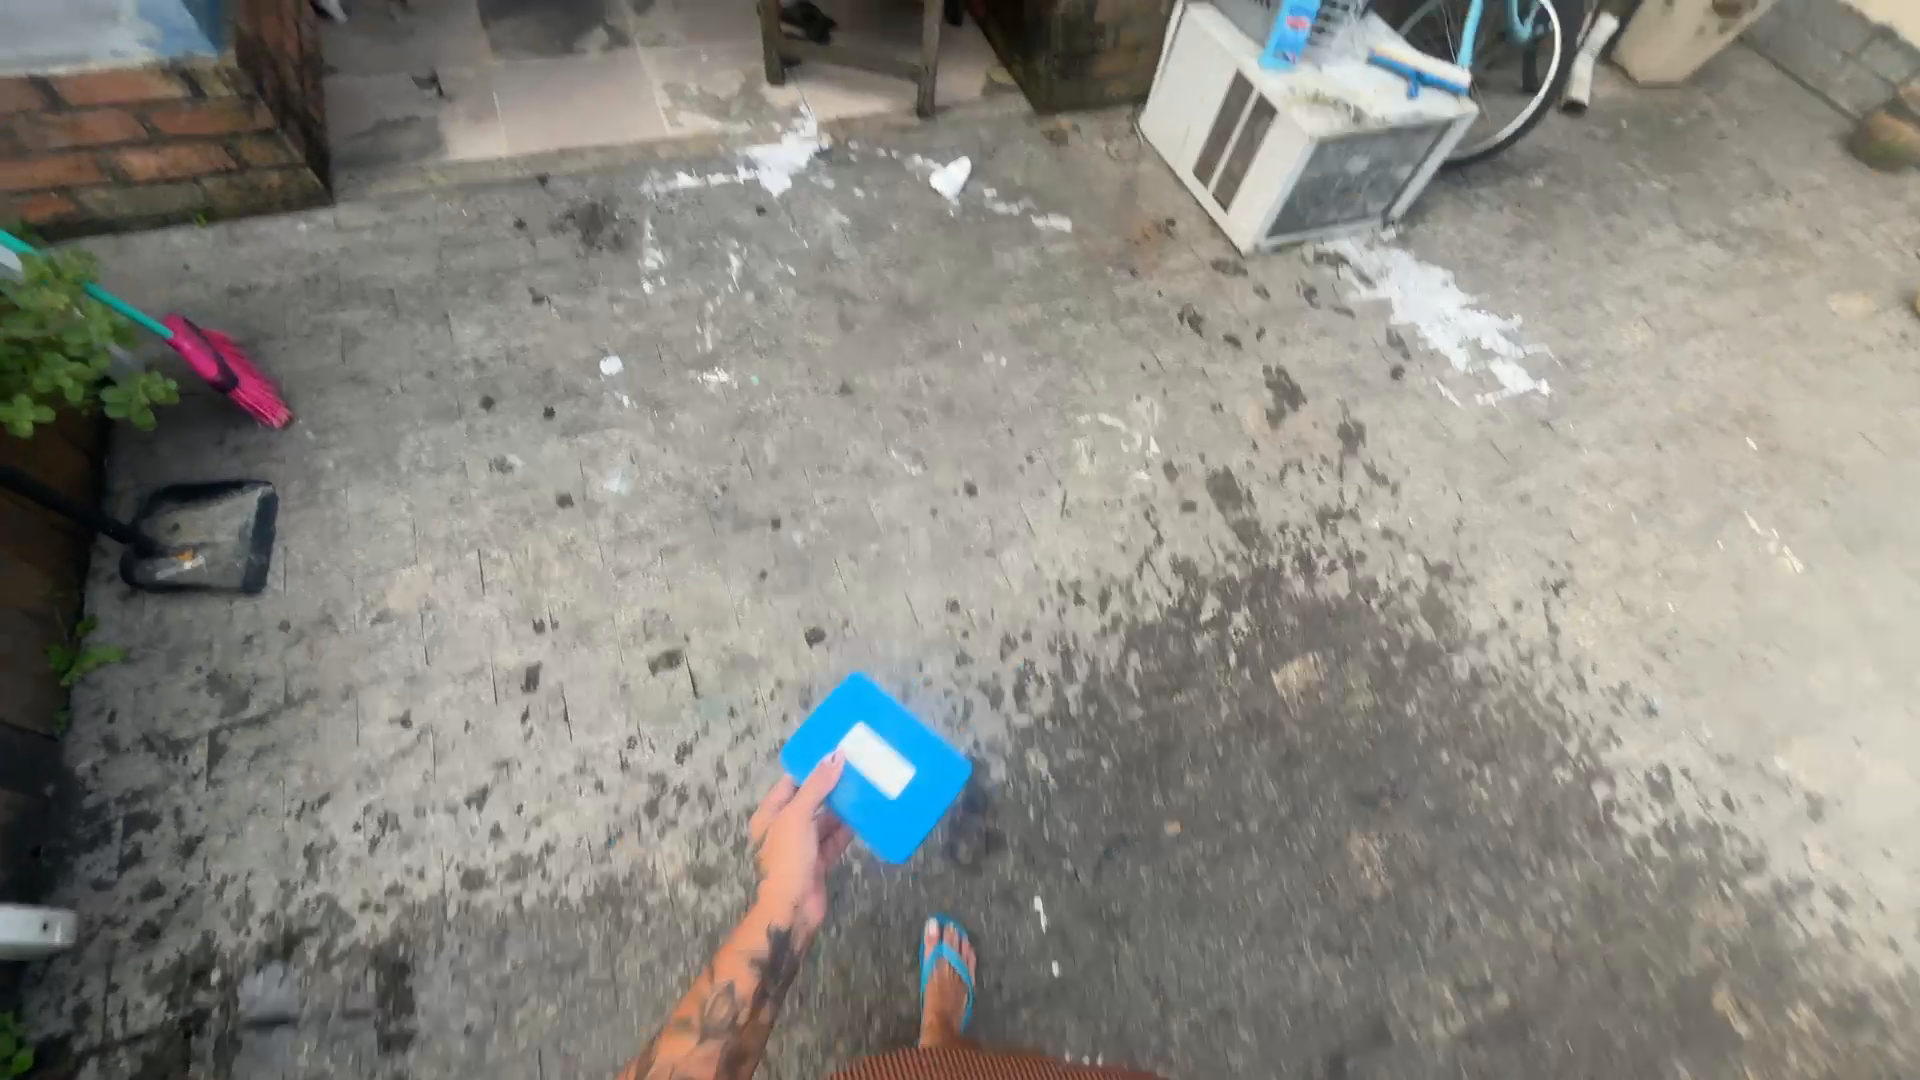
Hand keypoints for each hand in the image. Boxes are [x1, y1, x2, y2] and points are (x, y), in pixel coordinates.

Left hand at [749, 754, 853, 933]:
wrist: (792, 909)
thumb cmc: (787, 857)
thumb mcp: (798, 816)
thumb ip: (817, 785)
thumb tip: (836, 755)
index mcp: (771, 815)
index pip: (791, 783)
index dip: (812, 768)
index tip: (836, 751)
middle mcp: (785, 828)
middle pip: (811, 800)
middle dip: (831, 787)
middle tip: (857, 767)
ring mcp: (802, 846)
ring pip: (825, 820)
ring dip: (843, 808)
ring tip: (866, 787)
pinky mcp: (819, 861)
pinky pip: (835, 839)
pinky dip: (848, 829)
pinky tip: (866, 815)